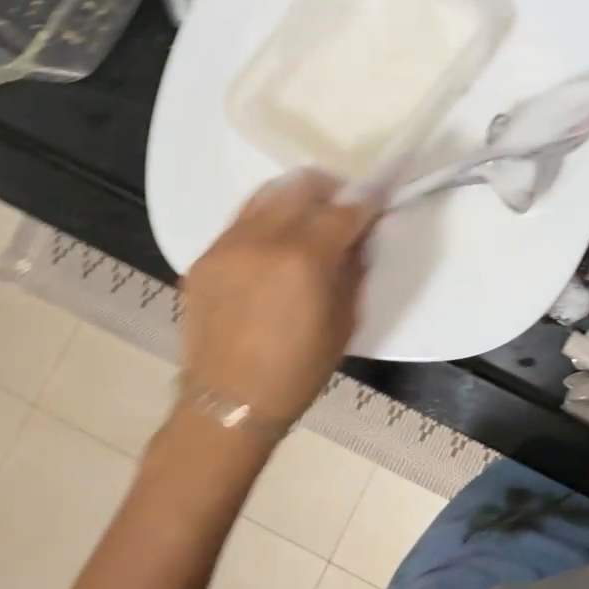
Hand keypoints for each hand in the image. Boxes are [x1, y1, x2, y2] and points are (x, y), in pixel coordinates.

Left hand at [179, 170, 379, 435]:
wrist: (228, 403)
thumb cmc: (299, 370)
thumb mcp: (346, 320)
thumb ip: (356, 267)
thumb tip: (367, 233)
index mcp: (305, 258)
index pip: (347, 208)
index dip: (371, 197)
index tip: (384, 192)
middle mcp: (263, 239)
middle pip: (303, 184)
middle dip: (331, 189)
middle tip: (344, 207)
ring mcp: (228, 245)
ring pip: (268, 194)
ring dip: (296, 199)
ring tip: (308, 221)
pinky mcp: (204, 257)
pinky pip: (242, 221)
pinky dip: (266, 222)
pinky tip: (274, 249)